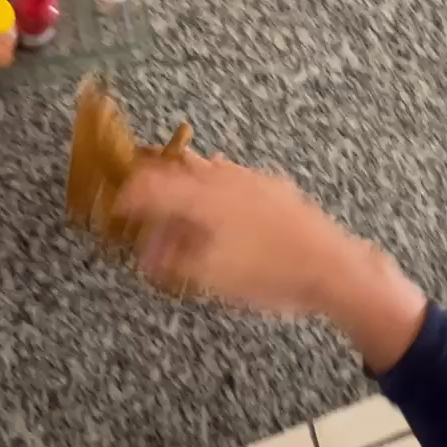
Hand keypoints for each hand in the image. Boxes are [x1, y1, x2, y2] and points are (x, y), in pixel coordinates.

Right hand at [115, 152, 427, 369]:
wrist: (331, 265)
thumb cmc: (269, 274)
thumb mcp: (210, 276)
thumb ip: (172, 259)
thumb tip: (146, 252)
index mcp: (201, 197)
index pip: (150, 184)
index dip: (127, 195)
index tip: (115, 208)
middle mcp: (222, 178)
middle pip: (174, 169)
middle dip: (152, 185)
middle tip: (140, 206)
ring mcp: (249, 178)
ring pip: (202, 170)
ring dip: (182, 185)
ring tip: (174, 209)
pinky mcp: (270, 186)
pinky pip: (228, 176)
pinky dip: (211, 188)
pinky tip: (216, 209)